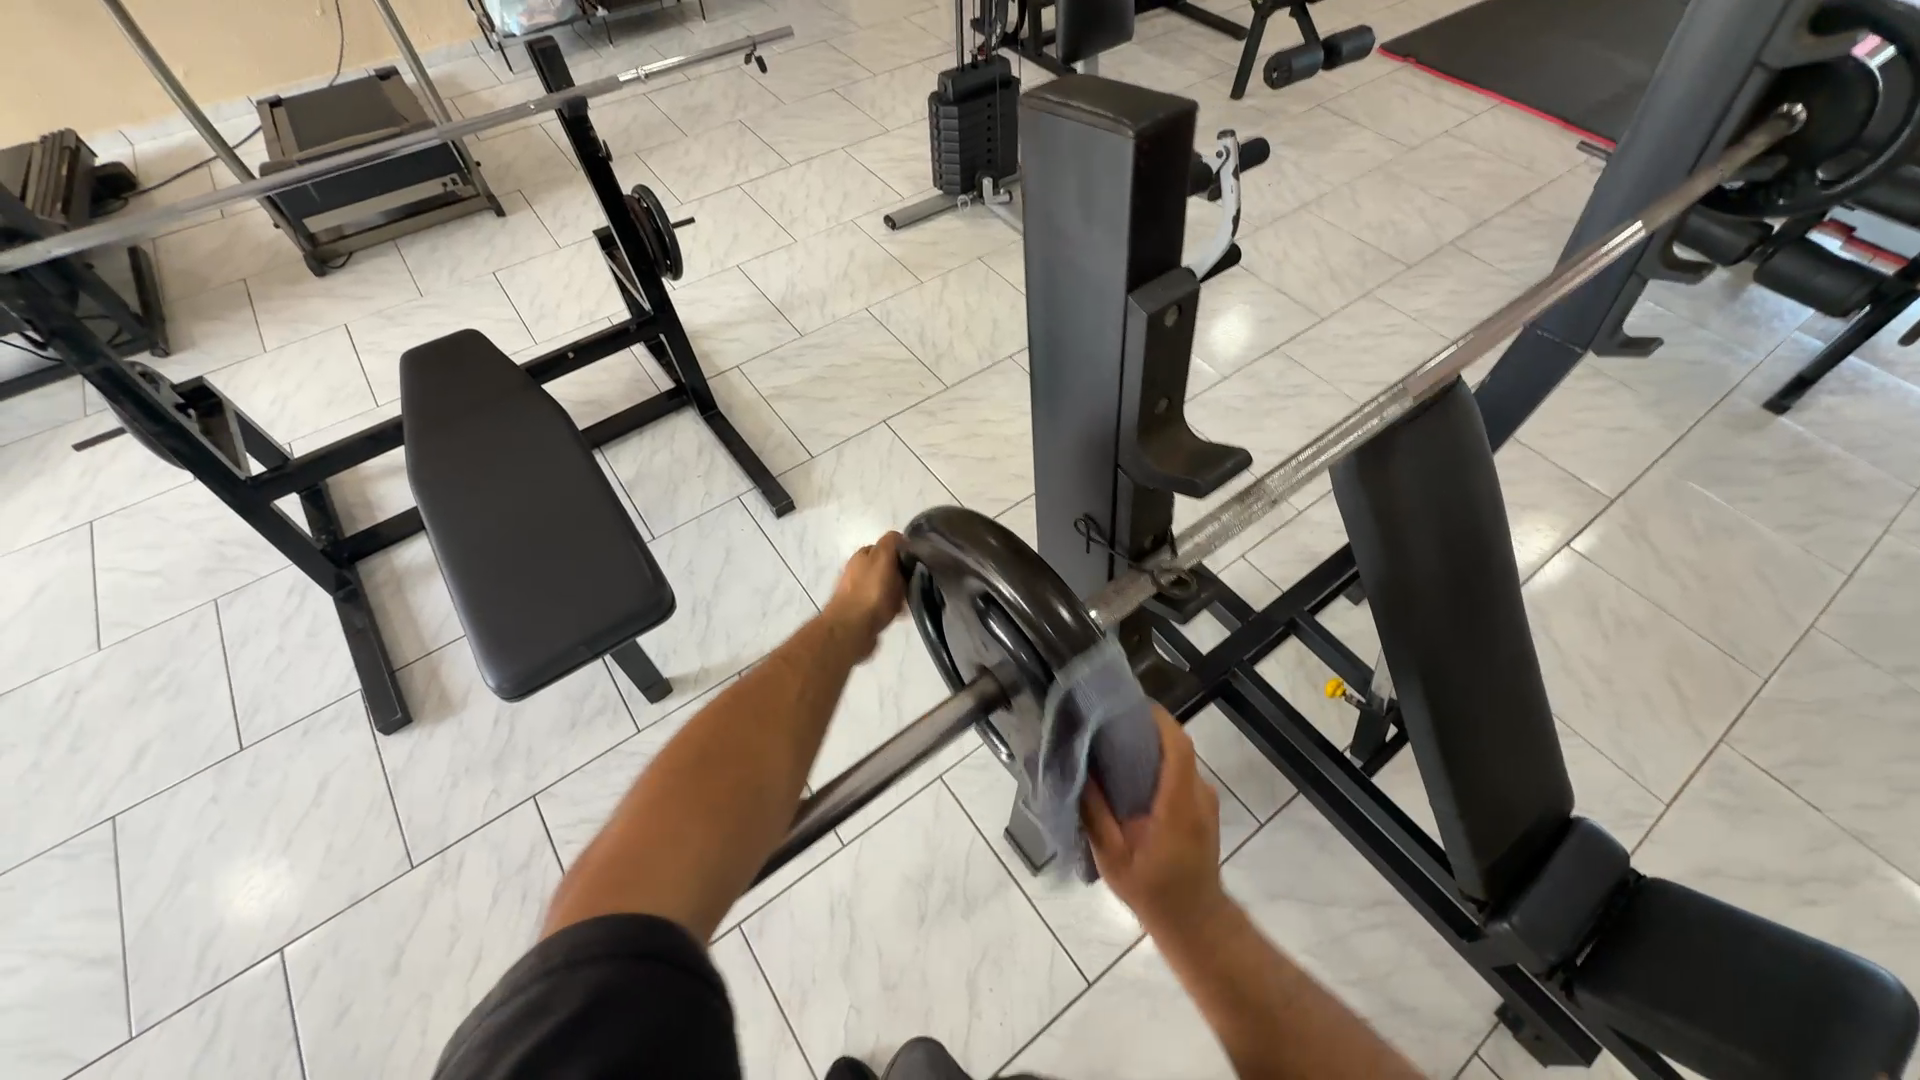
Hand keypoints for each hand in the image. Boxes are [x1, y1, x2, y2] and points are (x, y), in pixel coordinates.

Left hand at [826, 532, 906, 656]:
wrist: (852, 629)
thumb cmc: (870, 591)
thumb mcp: (883, 557)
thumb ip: (891, 542)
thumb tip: (900, 537)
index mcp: (863, 555)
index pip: (888, 546)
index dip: (904, 553)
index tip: (916, 563)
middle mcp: (858, 571)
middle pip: (888, 568)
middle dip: (902, 576)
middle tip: (913, 584)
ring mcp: (858, 592)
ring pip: (887, 587)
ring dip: (898, 593)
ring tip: (907, 602)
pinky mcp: (862, 612)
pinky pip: (883, 605)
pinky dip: (892, 608)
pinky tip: (899, 615)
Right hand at [1083, 707, 1228, 933]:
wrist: (1195, 922)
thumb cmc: (1153, 891)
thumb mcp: (1113, 858)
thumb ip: (1096, 815)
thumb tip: (1079, 772)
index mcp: (1178, 805)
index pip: (1176, 746)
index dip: (1156, 719)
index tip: (1126, 705)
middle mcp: (1198, 796)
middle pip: (1177, 746)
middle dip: (1145, 728)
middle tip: (1107, 723)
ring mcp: (1205, 802)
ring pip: (1179, 759)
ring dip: (1150, 748)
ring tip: (1112, 746)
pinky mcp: (1203, 808)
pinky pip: (1180, 774)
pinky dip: (1157, 766)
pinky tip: (1129, 775)